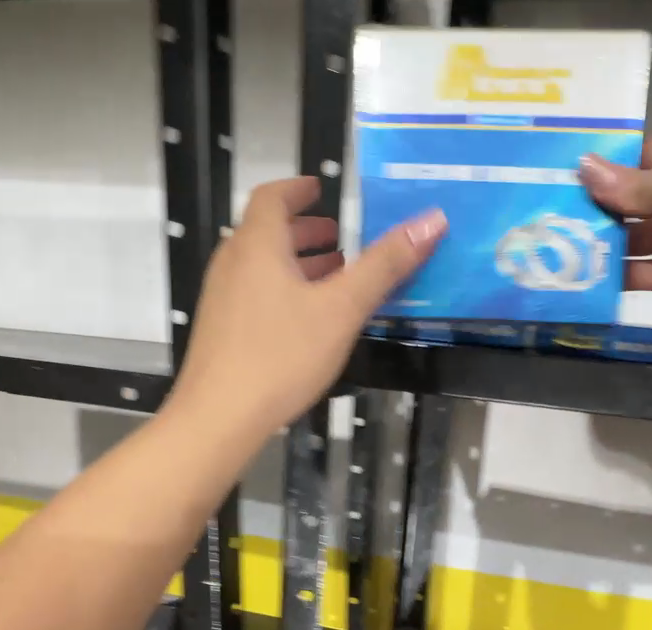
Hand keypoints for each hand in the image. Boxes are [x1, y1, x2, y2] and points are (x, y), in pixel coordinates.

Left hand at [167, 176, 444, 436]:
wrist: (220, 417)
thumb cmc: (282, 356)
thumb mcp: (342, 309)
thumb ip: (385, 265)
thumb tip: (432, 220)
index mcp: (258, 246)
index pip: (272, 197)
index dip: (297, 190)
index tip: (320, 190)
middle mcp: (233, 263)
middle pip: (267, 233)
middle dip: (304, 232)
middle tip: (339, 241)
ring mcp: (221, 299)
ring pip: (261, 267)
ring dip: (296, 264)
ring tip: (332, 280)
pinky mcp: (220, 331)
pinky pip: (255, 295)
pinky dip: (283, 291)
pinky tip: (307, 323)